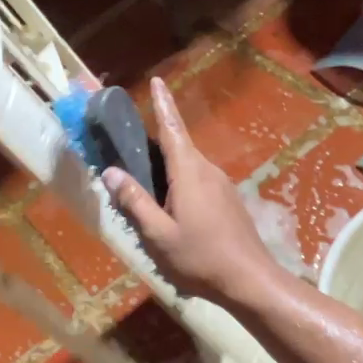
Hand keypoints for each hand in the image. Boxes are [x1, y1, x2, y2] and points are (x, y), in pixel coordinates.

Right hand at [104, 77, 282, 301]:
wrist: (251, 281)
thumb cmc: (201, 258)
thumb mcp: (158, 234)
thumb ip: (135, 201)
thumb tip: (112, 172)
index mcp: (189, 172)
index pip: (173, 129)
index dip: (163, 104)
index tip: (157, 81)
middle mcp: (208, 170)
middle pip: (178, 147)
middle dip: (154, 144)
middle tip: (127, 149)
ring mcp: (221, 185)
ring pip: (187, 167)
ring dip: (166, 170)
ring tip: (143, 187)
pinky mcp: (228, 200)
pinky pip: (197, 181)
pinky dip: (179, 184)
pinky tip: (170, 208)